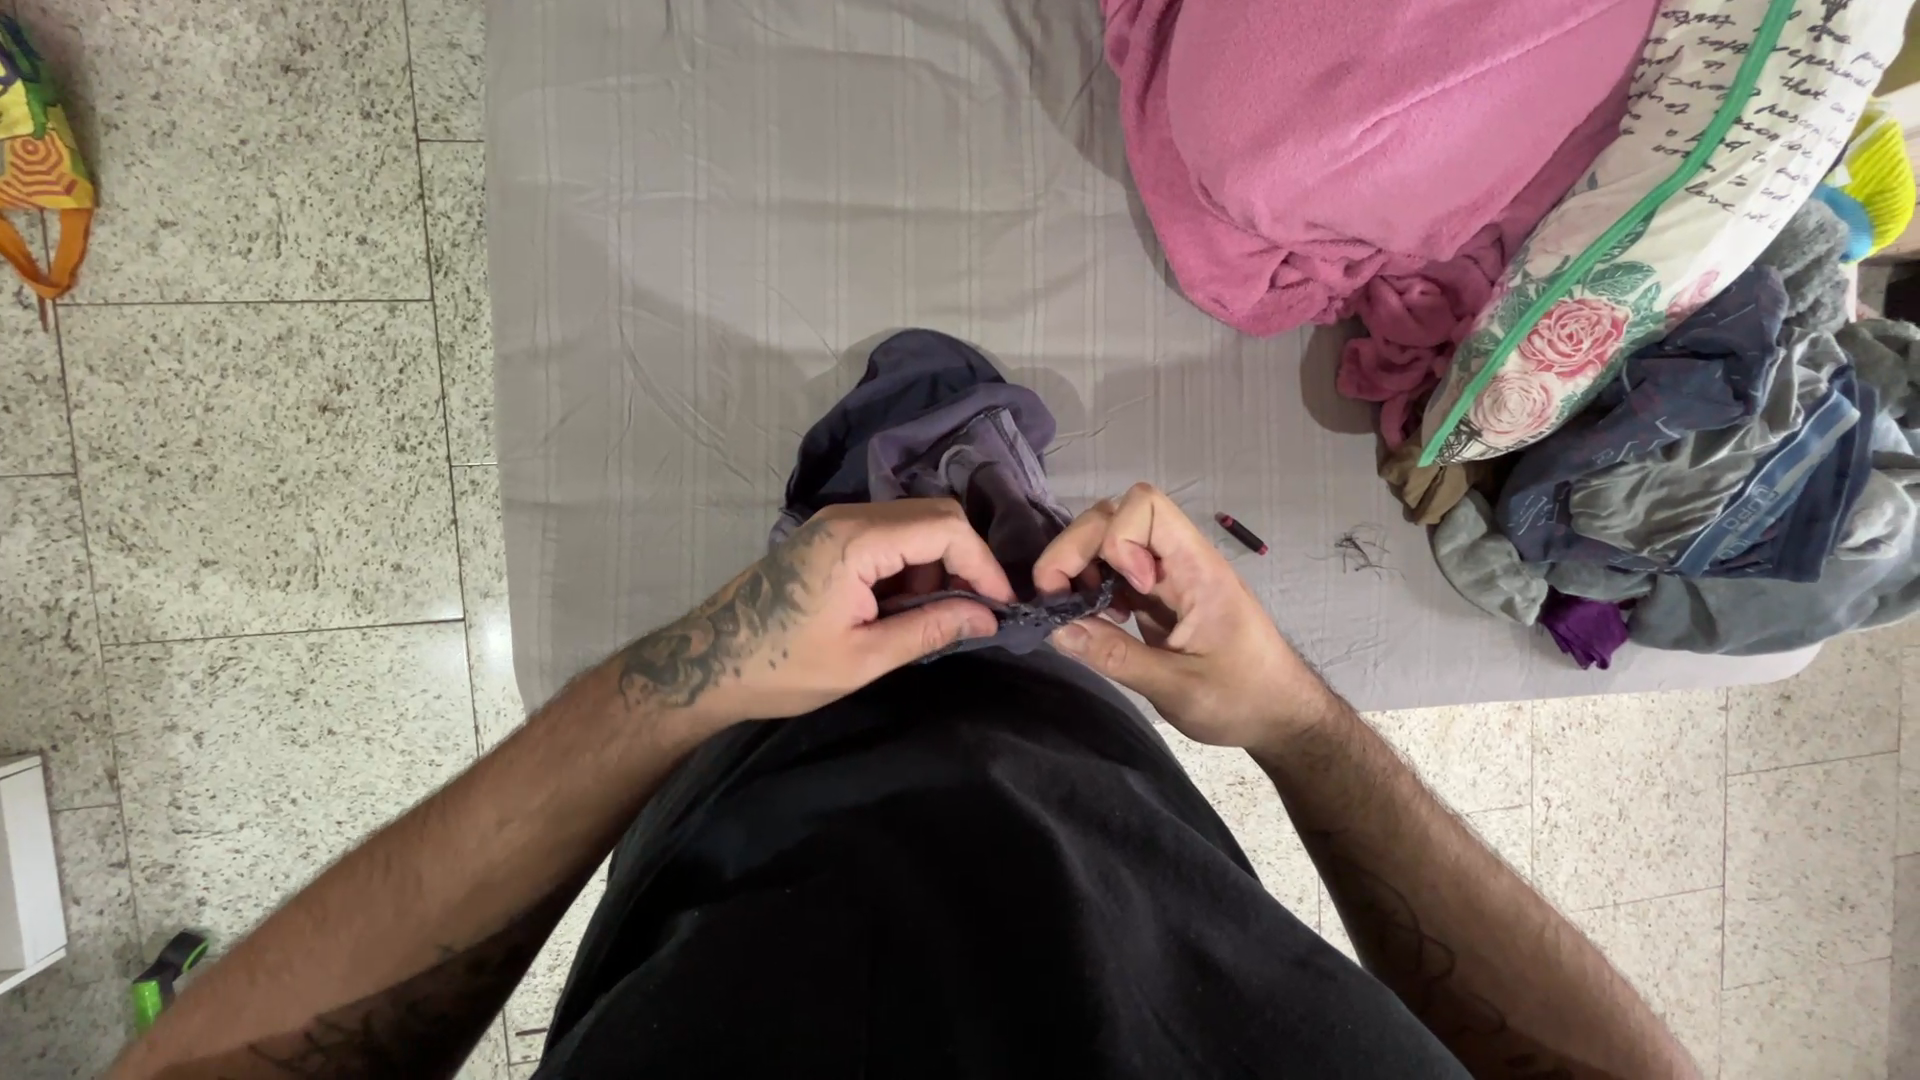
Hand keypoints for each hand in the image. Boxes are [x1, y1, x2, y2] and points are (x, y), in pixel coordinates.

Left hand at [617, 499, 1014, 722]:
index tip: (1001, 605)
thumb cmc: (782, 667)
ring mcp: (835, 522)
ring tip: (932, 615)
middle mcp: (848, 517)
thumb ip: (929, 629)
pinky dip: (911, 564)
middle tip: (974, 610)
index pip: (945, 529)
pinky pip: (889, 535)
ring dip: (937, 564)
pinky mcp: (828, 535)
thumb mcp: (864, 658)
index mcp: (856, 541)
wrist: (708, 662)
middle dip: (964, 561)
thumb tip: (987, 617)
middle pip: (934, 515)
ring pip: (914, 523)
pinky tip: (902, 605)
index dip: (982, 565)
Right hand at [1033, 483, 1329, 747]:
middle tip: (1060, 596)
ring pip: (1109, 538)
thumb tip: (1057, 629)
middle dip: (1077, 548)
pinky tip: (1095, 618)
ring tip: (1076, 608)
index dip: (1119, 537)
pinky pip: (1113, 570)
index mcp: (1197, 569)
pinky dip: (1090, 585)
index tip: (1126, 590)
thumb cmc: (1243, 700)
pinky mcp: (1157, 595)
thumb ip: (1116, 657)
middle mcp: (1179, 561)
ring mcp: (1166, 576)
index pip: (1147, 507)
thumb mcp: (1179, 689)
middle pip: (1116, 515)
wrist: (1279, 716)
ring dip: (1079, 565)